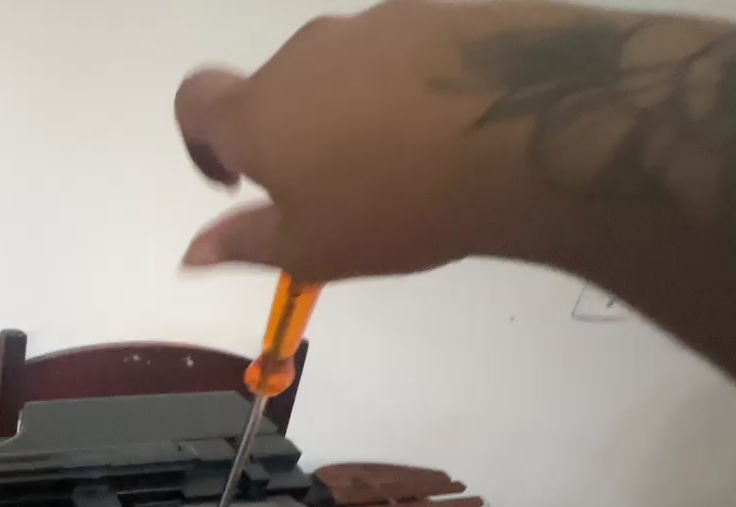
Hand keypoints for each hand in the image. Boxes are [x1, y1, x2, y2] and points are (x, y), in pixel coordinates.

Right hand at [174, 0, 594, 279]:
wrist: (545, 132)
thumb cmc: (394, 207)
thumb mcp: (306, 249)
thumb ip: (239, 244)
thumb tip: (190, 253)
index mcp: (258, 112)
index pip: (192, 99)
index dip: (199, 139)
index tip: (236, 178)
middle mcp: (307, 53)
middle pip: (272, 88)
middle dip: (284, 135)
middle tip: (327, 189)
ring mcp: (381, 22)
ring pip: (338, 71)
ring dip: (344, 112)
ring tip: (395, 164)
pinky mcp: (447, 9)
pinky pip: (401, 54)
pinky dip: (402, 90)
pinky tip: (441, 132)